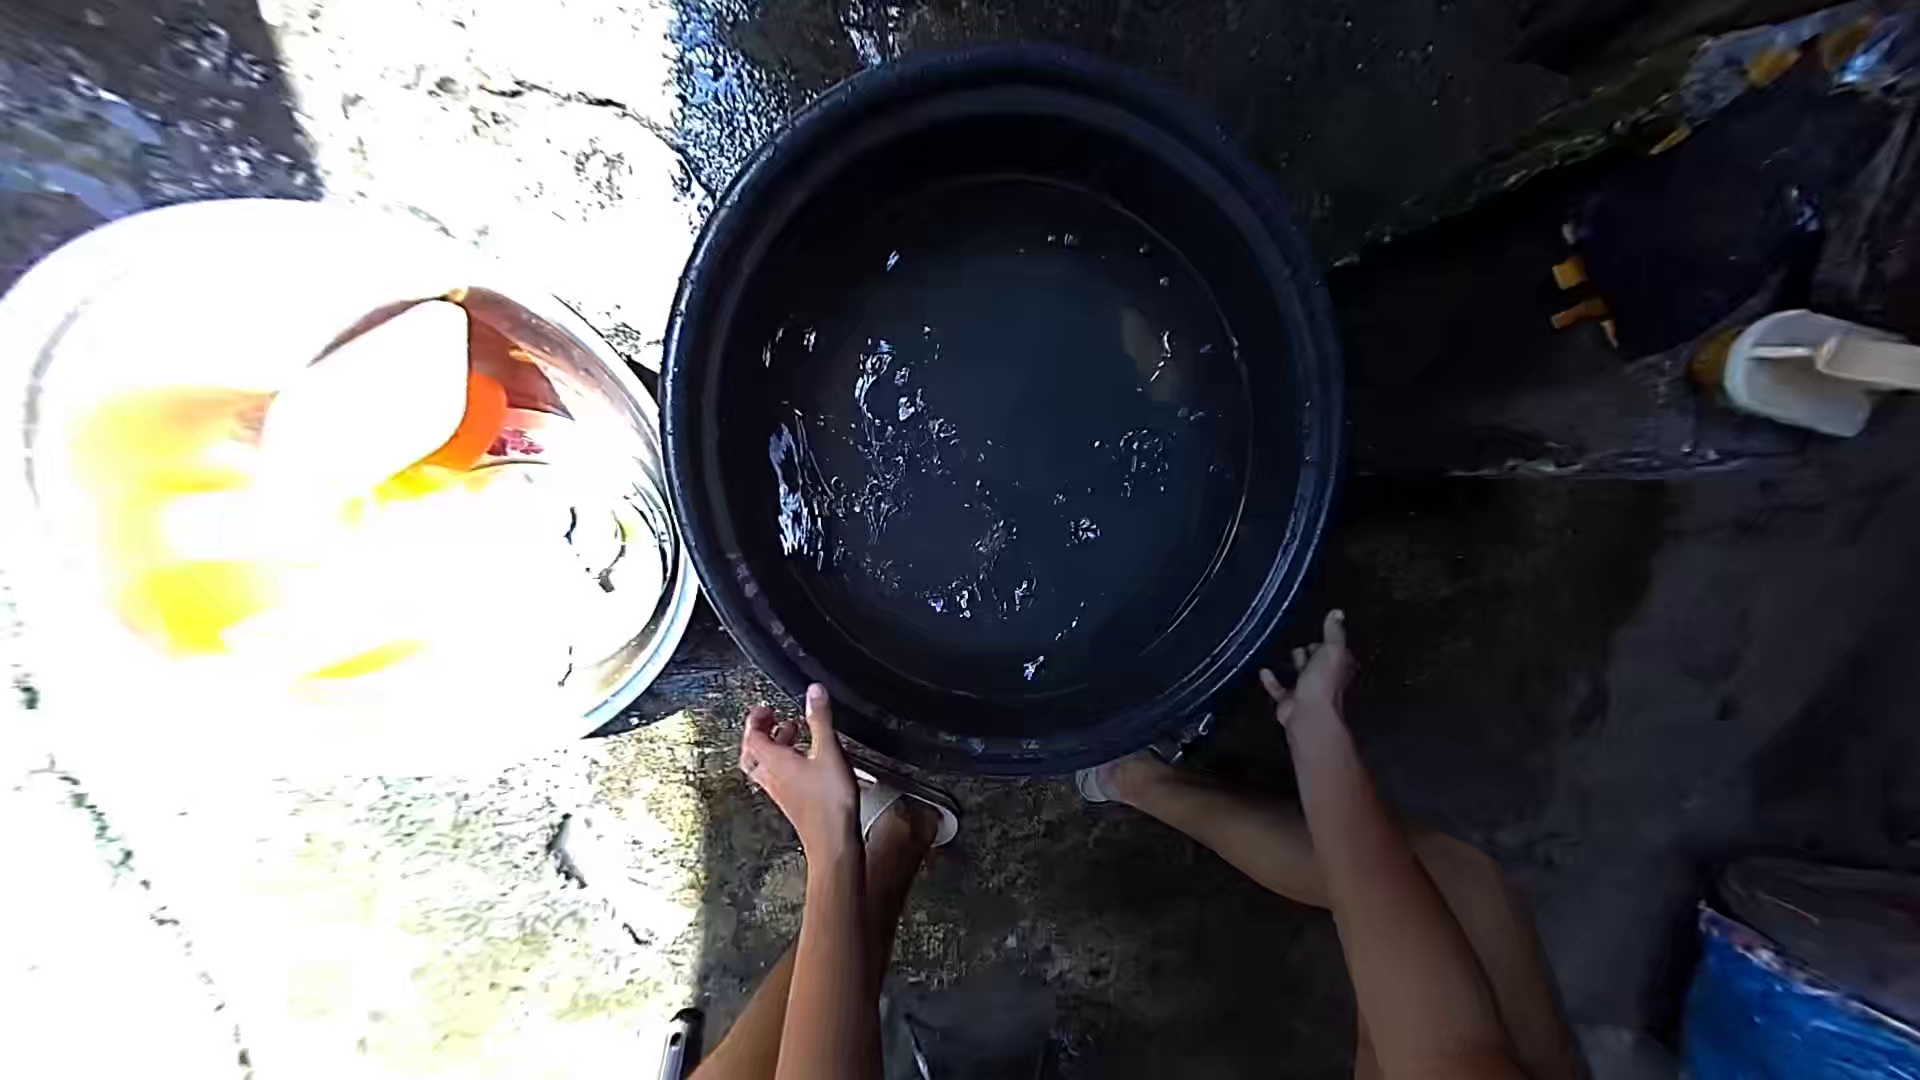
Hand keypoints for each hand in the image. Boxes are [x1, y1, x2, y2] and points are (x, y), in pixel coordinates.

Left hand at [740, 683, 859, 856]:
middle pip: (753, 753)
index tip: (764, 708)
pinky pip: (780, 778)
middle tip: (772, 719)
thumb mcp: (829, 751)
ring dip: (775, 747)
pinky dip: (787, 763)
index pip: (752, 738)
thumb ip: (821, 719)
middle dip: (761, 733)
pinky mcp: (793, 802)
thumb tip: (814, 691)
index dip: (755, 721)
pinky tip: (807, 761)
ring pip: (766, 766)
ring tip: (793, 734)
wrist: (833, 843)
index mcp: (775, 762)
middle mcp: (773, 777)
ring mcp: (781, 792)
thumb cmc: (829, 801)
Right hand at [1259, 609, 1355, 727]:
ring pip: (1299, 675)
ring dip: (1292, 665)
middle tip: (1302, 641)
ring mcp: (1306, 691)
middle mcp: (1324, 680)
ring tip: (1281, 651)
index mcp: (1337, 668)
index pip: (1335, 652)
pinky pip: (1278, 687)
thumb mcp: (1332, 651)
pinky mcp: (1289, 700)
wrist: (1308, 712)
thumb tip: (1338, 612)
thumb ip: (1333, 632)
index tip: (1320, 632)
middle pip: (1317, 664)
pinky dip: (1271, 680)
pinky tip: (1263, 670)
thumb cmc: (1323, 682)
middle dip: (1311, 654)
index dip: (1329, 643)